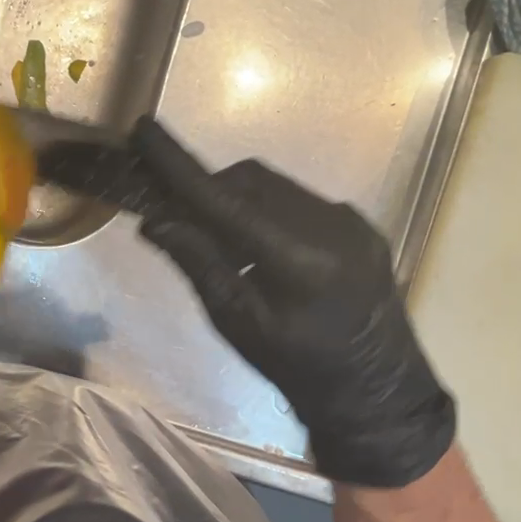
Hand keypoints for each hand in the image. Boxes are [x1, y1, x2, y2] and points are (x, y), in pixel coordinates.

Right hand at [130, 118, 454, 487]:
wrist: (377, 393)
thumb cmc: (295, 367)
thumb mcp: (234, 321)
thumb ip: (196, 262)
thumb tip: (154, 220)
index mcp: (296, 259)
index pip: (220, 199)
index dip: (176, 164)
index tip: (144, 128)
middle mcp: (328, 225)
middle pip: (247, 180)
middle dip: (207, 187)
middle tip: (181, 219)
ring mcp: (351, 221)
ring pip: (273, 185)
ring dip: (237, 199)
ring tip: (226, 243)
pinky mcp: (361, 224)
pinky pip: (298, 200)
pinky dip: (266, 211)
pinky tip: (264, 250)